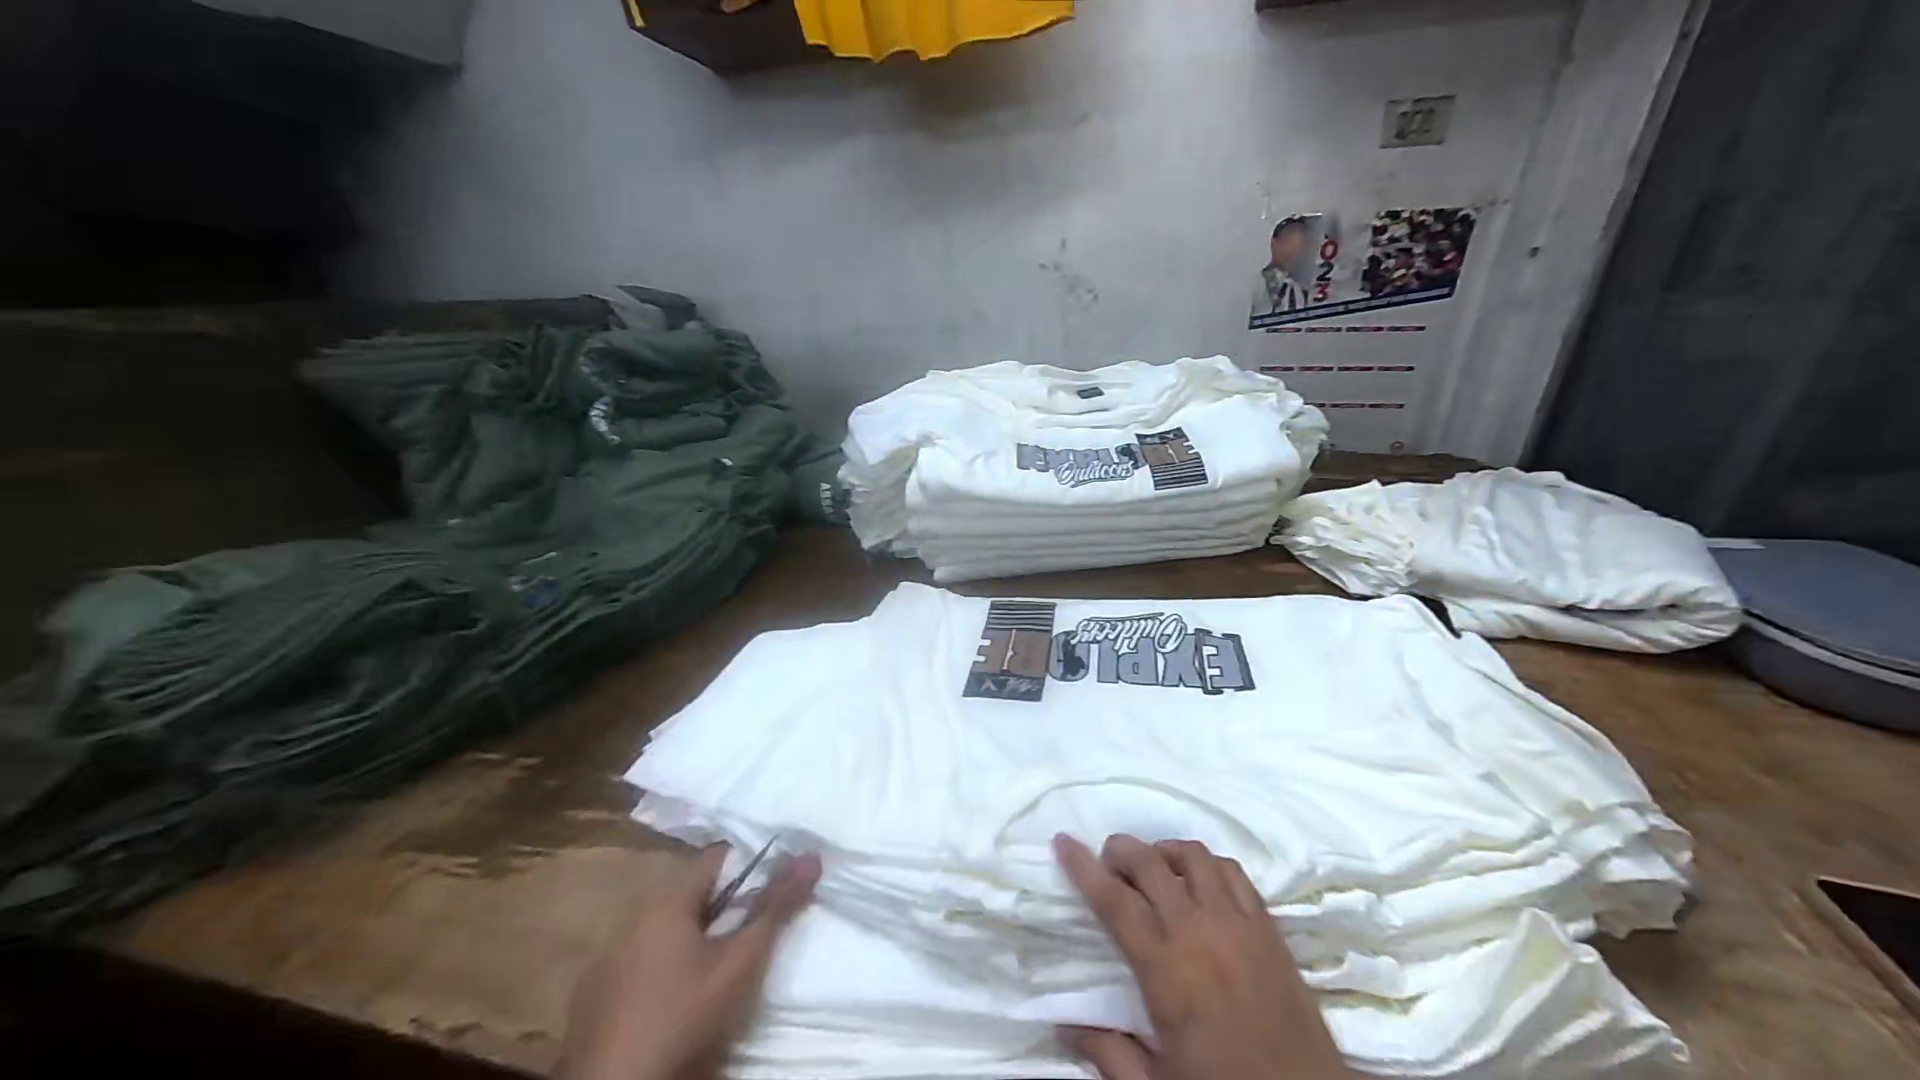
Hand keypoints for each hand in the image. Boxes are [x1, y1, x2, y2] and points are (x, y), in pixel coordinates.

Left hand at [561, 845, 821, 1079]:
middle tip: (756, 929)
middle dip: (728, 905)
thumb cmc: (685, 1016)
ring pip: (668, 929)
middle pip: (693, 894)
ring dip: (698, 936)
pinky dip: (669, 965)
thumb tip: (812, 856)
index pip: (717, 858)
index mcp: (665, 902)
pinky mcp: (596, 996)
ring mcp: (609, 959)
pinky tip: (684, 994)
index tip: (776, 887)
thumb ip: (776, 907)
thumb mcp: (742, 962)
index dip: (752, 866)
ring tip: (726, 962)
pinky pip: (644, 961)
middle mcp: (632, 919)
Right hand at [1054, 834, 1350, 1079]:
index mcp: (1164, 967)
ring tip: (1153, 865)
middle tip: (1106, 859)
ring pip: (1193, 856)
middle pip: (1149, 863)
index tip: (1062, 841)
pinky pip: (1234, 872)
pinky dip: (1208, 863)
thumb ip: (1107, 1054)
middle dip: (1120, 850)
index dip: (1082, 867)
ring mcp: (1237, 922)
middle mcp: (1197, 930)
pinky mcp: (1268, 926)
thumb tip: (1062, 1028)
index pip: (1113, 900)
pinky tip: (1199, 879)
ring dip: (1164, 850)